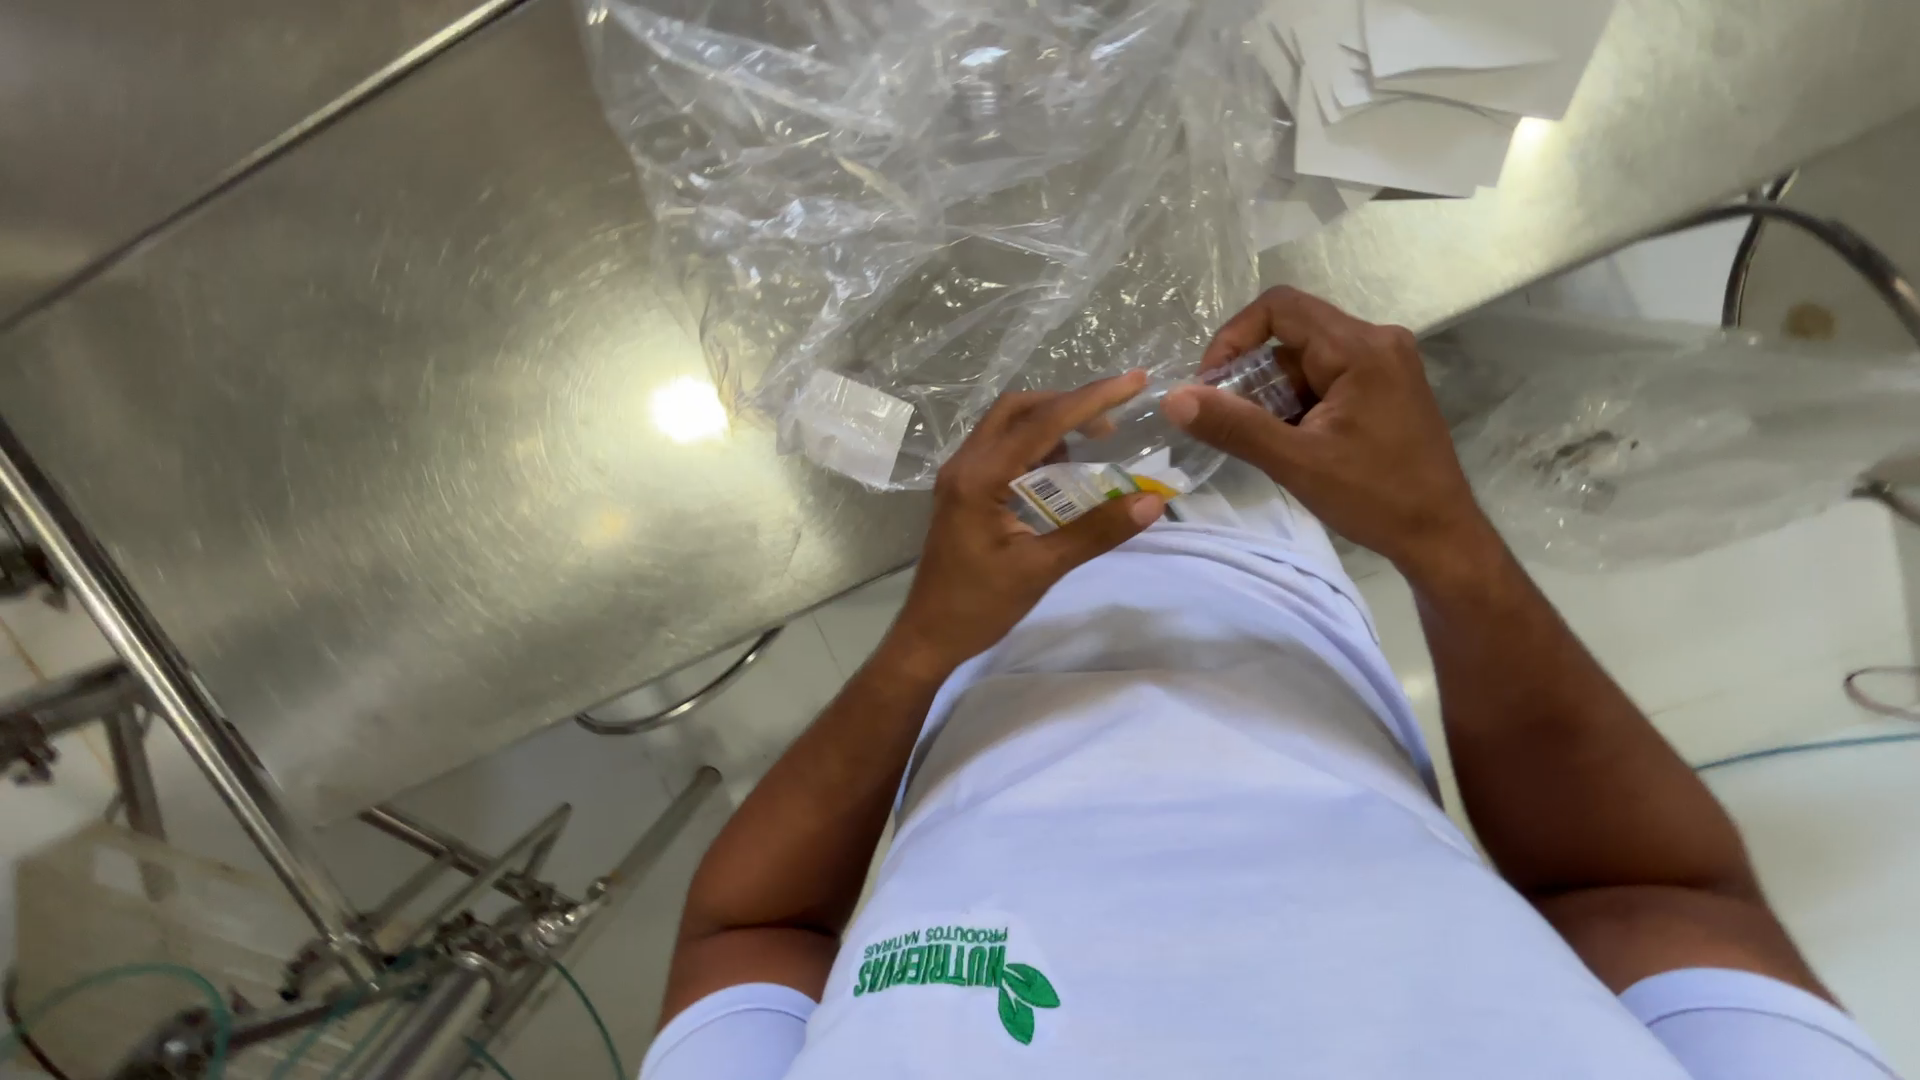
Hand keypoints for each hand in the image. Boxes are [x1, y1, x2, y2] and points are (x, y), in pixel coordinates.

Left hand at [881, 372, 1166, 678]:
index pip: (1042, 423)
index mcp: (979, 478)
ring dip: (1049, 423)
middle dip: (1067, 403)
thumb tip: (1152, 501)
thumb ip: (1095, 532)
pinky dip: (1034, 446)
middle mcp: (964, 465)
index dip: (1092, 399)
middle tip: (1112, 417)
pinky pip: (1000, 450)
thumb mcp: (1041, 569)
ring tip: (1093, 442)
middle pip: (1018, 409)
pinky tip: (1060, 469)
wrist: (929, 636)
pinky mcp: (962, 491)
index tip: (1135, 382)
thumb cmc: (979, 606)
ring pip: (1007, 426)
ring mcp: (958, 477)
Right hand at [1165, 287, 1496, 581]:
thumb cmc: (1374, 496)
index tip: (1211, 384)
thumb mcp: (1295, 462)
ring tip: (1262, 438)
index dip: (1233, 337)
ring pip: (1305, 359)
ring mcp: (1384, 365)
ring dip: (1271, 392)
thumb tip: (1175, 399)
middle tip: (1228, 418)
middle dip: (1249, 373)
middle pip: (1290, 333)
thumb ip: (1234, 426)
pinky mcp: (1383, 388)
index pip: (1280, 307)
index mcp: (1360, 348)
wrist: (1440, 535)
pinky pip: (1324, 378)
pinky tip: (1290, 440)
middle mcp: (1376, 342)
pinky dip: (1295, 402)